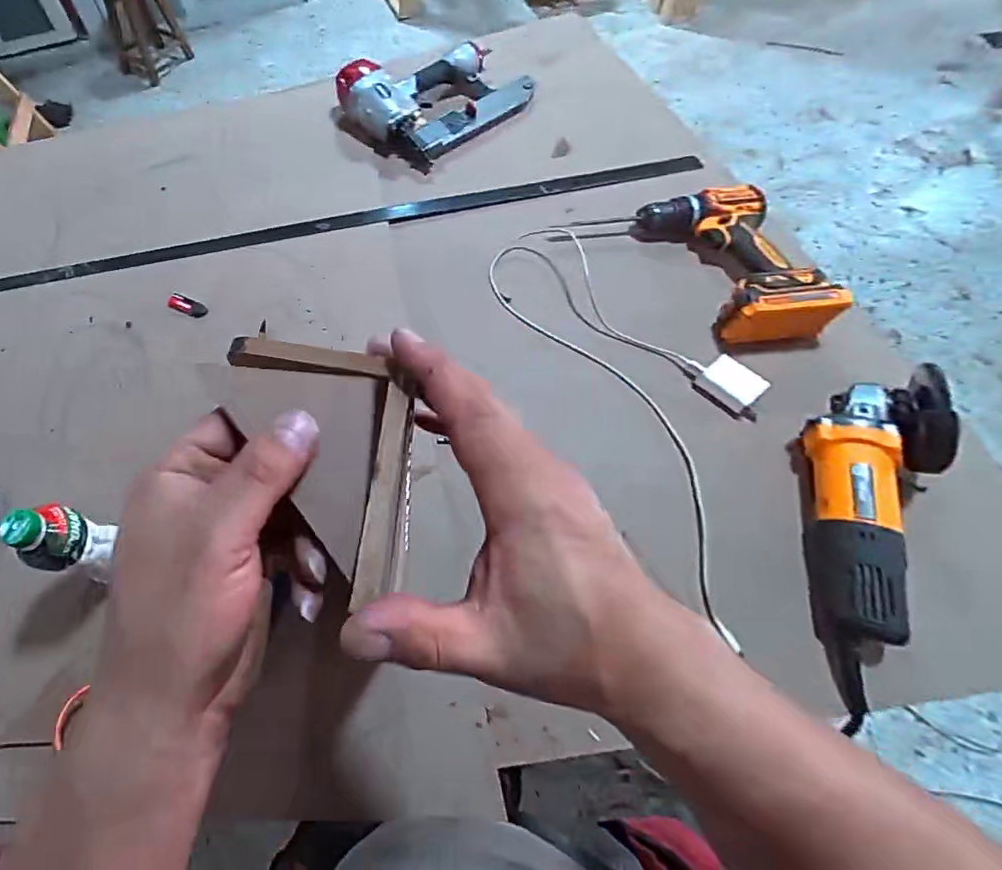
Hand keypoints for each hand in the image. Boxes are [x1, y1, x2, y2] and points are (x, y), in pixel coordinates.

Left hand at [94, 408, 323, 741]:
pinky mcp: (246, 567)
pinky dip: (299, 560)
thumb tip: (301, 414)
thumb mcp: (220, 530)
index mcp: (177, 475)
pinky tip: (306, 586)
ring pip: (280, 506)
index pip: (228, 424)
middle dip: (300, 479)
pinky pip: (284, 543)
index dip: (270, 415)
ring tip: (313, 557)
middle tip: (346, 478)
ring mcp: (224, 534)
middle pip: (260, 464)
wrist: (175, 704)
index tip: (325, 407)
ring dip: (305, 528)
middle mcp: (199, 496)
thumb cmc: (184, 605)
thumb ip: (261, 470)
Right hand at [337, 329, 693, 715]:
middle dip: (433, 368)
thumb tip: (350, 631)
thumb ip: (420, 636)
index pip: (474, 414)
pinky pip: (504, 431)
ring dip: (450, 386)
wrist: (652, 660)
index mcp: (523, 494)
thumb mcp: (489, 648)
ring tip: (403, 376)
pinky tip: (438, 423)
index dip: (435, 372)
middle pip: (484, 401)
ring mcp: (553, 475)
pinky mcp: (556, 487)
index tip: (396, 340)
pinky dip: (468, 412)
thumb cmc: (573, 646)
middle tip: (384, 350)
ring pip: (496, 412)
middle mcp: (540, 470)